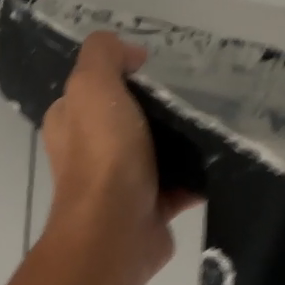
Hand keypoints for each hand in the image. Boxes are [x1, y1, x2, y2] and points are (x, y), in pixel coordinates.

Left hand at [41, 32, 198, 282]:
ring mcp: (118, 186)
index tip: (154, 71)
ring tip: (208, 127)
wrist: (116, 230)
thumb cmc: (103, 155)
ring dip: (179, 145)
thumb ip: (104, 54)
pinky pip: (177, 188)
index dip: (120, 76)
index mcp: (69, 123)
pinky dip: (195, 180)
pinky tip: (215, 164)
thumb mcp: (92, 84)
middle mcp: (89, 154)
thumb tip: (130, 54)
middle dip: (156, 111)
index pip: (92, 90)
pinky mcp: (148, 211)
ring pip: (154, 155)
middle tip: (189, 98)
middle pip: (127, 122)